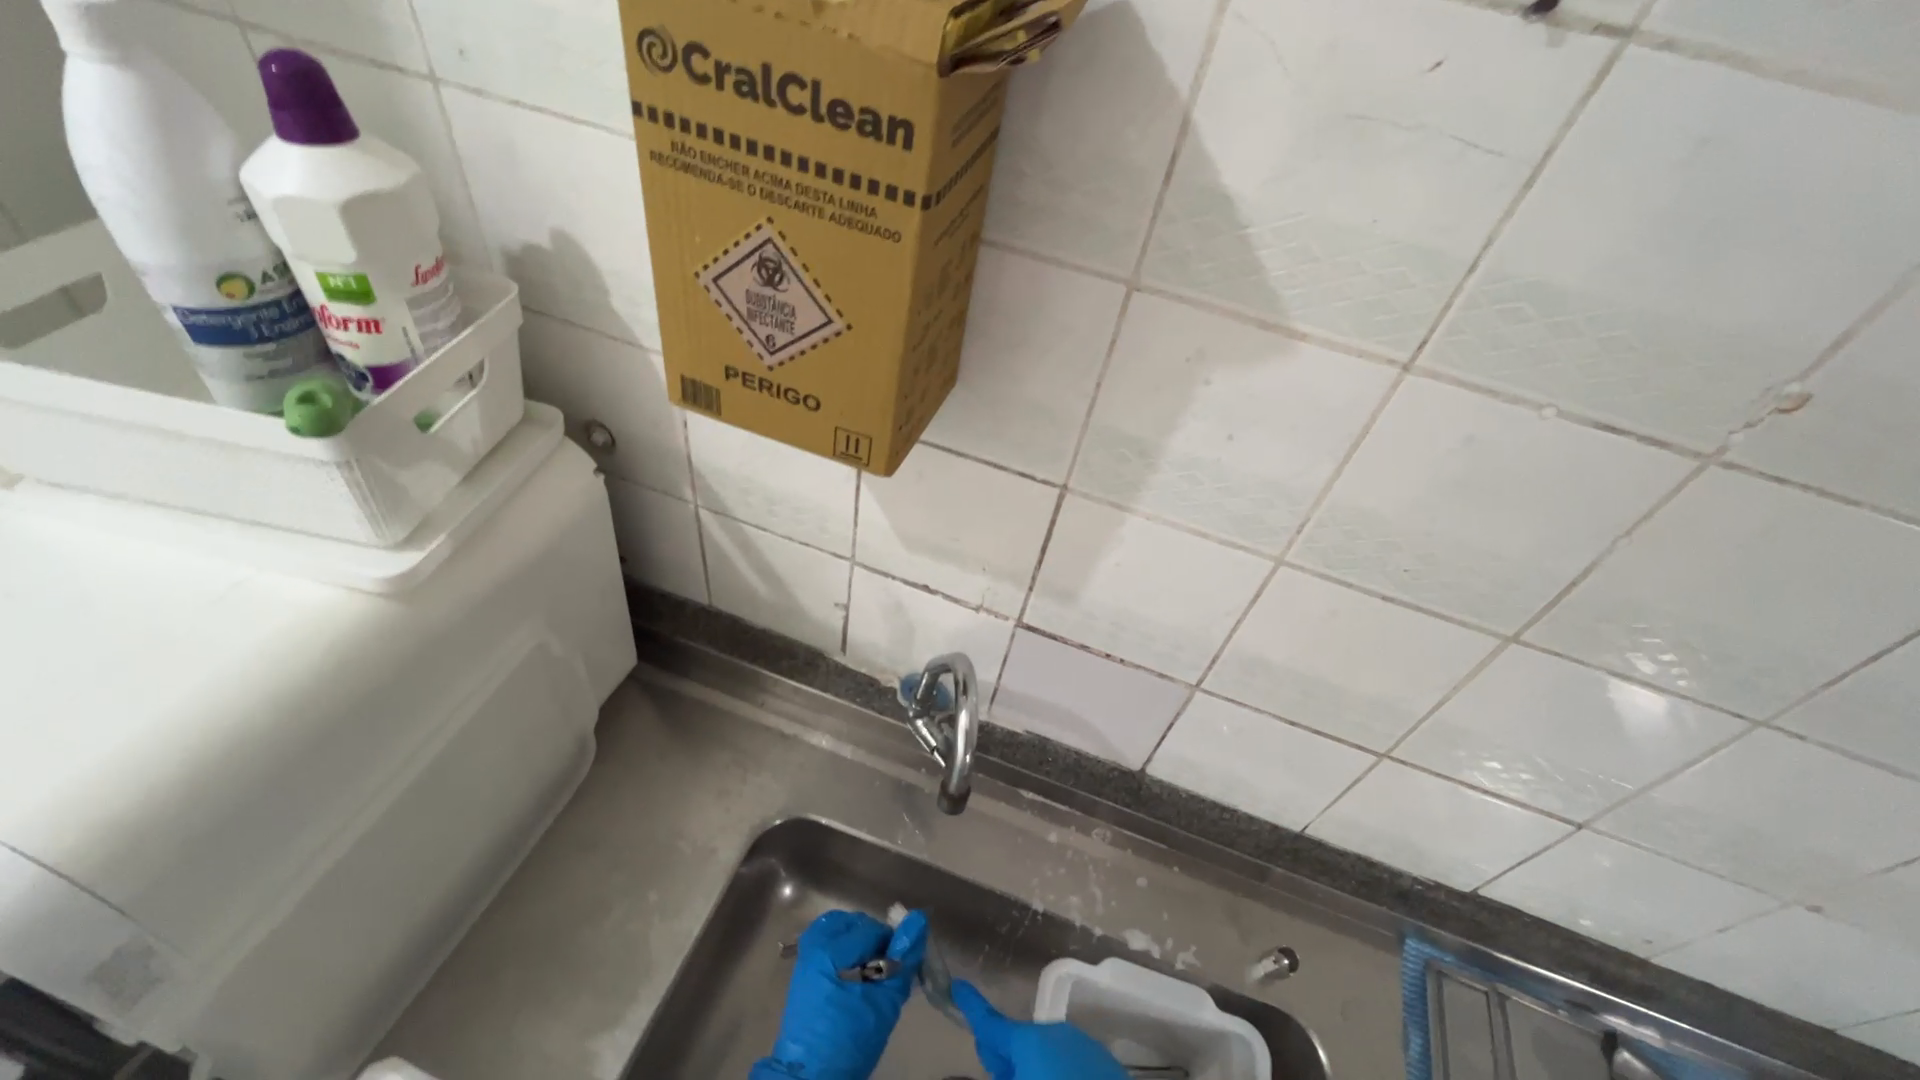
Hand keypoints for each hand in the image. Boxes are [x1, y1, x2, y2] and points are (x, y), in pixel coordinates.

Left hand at [750, 909, 928, 1079]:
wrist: (814, 1073)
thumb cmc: (853, 1038)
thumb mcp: (886, 1002)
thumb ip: (903, 959)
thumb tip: (919, 920)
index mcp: (832, 951)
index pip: (871, 929)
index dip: (891, 944)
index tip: (897, 966)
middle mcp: (815, 945)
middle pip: (853, 923)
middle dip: (872, 938)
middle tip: (883, 967)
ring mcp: (805, 955)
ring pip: (838, 928)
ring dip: (857, 939)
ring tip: (867, 967)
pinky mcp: (802, 967)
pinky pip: (825, 940)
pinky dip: (842, 946)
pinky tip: (851, 970)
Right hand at [951, 979, 1129, 1079]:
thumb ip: (996, 1071)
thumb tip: (970, 1067)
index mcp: (1028, 1041)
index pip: (990, 1022)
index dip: (971, 1005)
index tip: (958, 985)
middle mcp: (1055, 1033)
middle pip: (1017, 1041)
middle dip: (1006, 1059)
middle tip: (1004, 1078)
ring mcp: (1084, 1045)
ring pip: (1044, 1051)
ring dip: (1033, 1067)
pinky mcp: (1106, 1064)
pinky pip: (1070, 1061)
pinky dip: (1059, 1073)